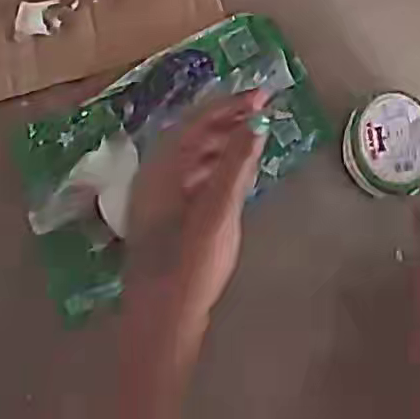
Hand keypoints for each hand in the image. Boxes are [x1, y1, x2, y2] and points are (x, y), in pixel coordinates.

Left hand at [123, 89, 269, 321]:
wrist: (163, 326)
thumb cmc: (190, 265)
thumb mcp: (219, 210)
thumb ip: (238, 162)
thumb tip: (258, 120)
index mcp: (161, 170)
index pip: (198, 121)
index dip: (231, 104)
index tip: (262, 94)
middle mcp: (156, 177)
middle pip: (194, 134)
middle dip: (229, 117)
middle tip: (263, 108)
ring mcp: (161, 197)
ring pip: (195, 153)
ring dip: (225, 139)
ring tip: (255, 133)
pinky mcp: (170, 216)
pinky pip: (196, 173)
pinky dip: (219, 162)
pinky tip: (238, 168)